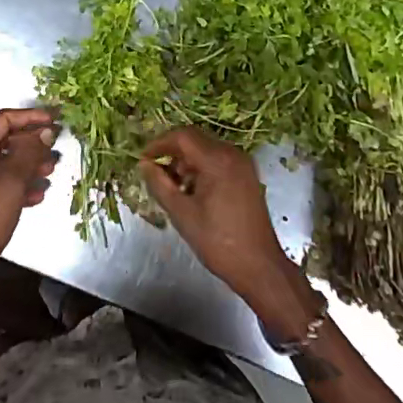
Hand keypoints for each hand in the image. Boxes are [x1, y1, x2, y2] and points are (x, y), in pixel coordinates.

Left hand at [0, 108, 58, 298]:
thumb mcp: (11, 183)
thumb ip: (29, 154)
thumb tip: (45, 131)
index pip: (4, 120)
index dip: (30, 117)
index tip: (54, 120)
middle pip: (6, 141)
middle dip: (32, 142)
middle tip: (56, 148)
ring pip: (6, 163)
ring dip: (29, 164)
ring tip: (51, 171)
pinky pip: (3, 183)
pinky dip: (20, 184)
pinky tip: (37, 195)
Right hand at [141, 128, 312, 330]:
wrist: (259, 266)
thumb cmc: (218, 242)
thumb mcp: (182, 214)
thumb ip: (160, 185)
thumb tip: (145, 165)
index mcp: (217, 160)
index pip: (182, 136)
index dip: (159, 144)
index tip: (143, 159)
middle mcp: (233, 154)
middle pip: (195, 140)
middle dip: (172, 153)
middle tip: (155, 174)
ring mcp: (243, 163)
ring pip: (206, 150)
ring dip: (186, 162)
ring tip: (173, 187)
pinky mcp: (247, 175)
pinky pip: (219, 160)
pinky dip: (202, 168)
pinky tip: (193, 191)